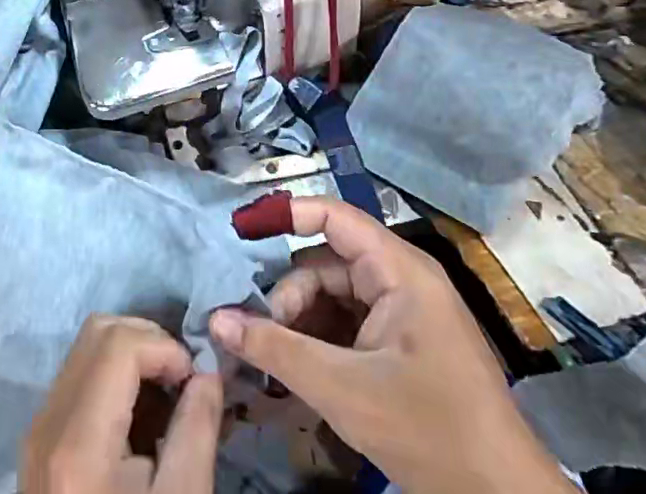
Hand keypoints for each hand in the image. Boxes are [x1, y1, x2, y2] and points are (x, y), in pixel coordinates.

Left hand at [21, 315, 223, 493]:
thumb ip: (196, 429)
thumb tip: (208, 371)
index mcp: (78, 441)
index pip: (119, 344)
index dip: (166, 348)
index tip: (197, 380)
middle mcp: (47, 420)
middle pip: (98, 333)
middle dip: (150, 341)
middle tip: (185, 379)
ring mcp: (37, 426)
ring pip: (85, 348)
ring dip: (132, 354)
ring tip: (167, 394)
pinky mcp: (39, 436)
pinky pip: (77, 376)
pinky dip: (113, 374)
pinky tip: (140, 411)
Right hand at [208, 197, 574, 493]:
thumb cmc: (430, 431)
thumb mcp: (342, 389)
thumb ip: (274, 349)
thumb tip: (215, 320)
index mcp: (399, 271)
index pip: (333, 216)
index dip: (285, 215)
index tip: (239, 231)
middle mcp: (401, 280)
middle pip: (325, 262)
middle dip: (288, 292)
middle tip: (256, 330)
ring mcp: (404, 312)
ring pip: (332, 295)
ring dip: (299, 319)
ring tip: (272, 354)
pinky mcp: (402, 342)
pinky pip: (347, 321)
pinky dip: (318, 337)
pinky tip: (295, 366)